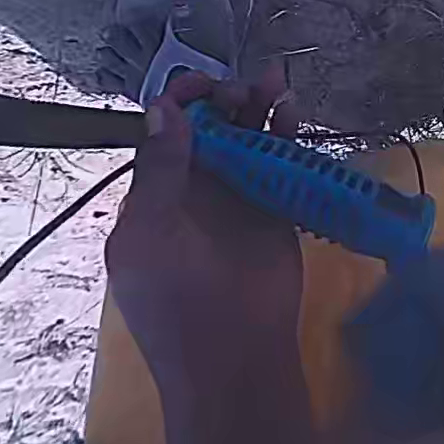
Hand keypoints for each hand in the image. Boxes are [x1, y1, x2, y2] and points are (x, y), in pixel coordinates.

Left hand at [104, 65, 303, 392]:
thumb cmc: (179, 301)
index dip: (182, 99)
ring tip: (274, 84)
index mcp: (157, 190)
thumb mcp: (152, 235)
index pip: (166, 130)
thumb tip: (163, 109)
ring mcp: (237, 193)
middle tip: (243, 93)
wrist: (234, 358)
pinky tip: (291, 111)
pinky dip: (284, 131)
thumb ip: (159, 171)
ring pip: (246, 134)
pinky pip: (278, 158)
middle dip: (225, 99)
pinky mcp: (273, 203)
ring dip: (258, 105)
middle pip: (211, 124)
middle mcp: (196, 184)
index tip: (205, 84)